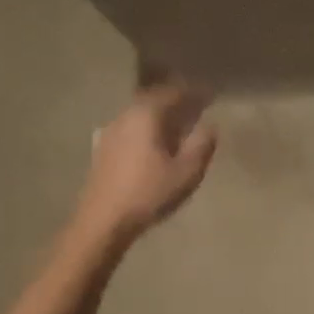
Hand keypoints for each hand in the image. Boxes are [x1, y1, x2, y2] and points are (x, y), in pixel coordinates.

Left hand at [74, 84, 218, 241]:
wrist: (103, 221)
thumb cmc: (149, 193)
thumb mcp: (188, 170)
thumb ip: (202, 143)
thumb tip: (210, 125)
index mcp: (146, 116)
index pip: (173, 92)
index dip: (194, 92)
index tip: (211, 94)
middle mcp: (125, 117)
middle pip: (153, 99)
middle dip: (176, 100)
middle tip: (197, 106)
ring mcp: (110, 133)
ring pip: (140, 114)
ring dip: (161, 116)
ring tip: (180, 126)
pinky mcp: (103, 150)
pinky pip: (131, 129)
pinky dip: (147, 129)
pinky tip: (155, 144)